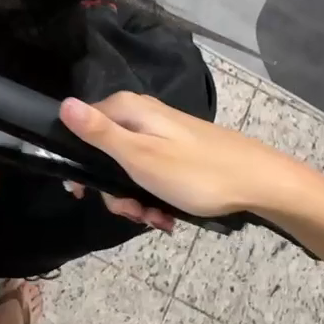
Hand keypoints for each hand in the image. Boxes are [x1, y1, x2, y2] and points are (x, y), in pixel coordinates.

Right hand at [59, 92, 312, 220]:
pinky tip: (167, 216)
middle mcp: (142, 115)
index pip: (80, 126)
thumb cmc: (195, 172)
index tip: (85, 193)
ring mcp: (162, 133)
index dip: (78, 161)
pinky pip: (151, 174)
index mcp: (128, 109)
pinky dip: (154, 196)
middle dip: (114, 190)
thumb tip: (63, 104)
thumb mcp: (139, 157)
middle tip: (132, 212)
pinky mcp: (177, 151)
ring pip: (128, 168)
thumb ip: (99, 132)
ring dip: (135, 199)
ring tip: (155, 219)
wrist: (260, 183)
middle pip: (104, 152)